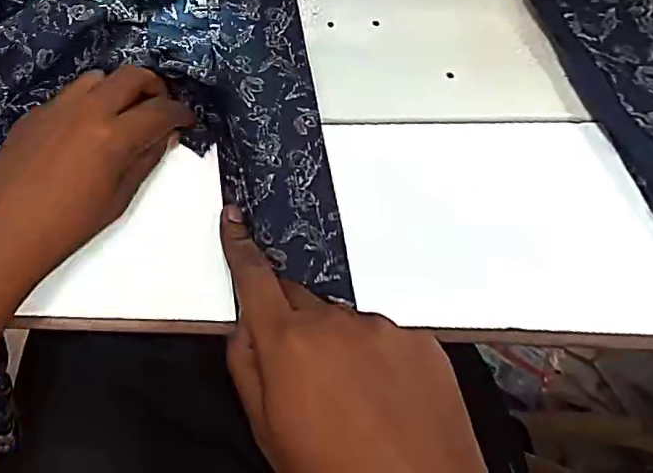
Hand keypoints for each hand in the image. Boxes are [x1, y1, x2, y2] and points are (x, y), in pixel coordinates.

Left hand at [0, 67, 193, 299]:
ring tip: (120, 114)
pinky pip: (68, 95)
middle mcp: (87, 109)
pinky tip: (81, 131)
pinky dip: (86, 103)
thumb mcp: (116, 200)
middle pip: (132, 75)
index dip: (180, 112)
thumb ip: (144, 160)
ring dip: (117, 89)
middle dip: (154, 87)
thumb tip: (164, 136)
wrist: (0, 234)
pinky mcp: (34, 112)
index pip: (160, 110)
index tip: (186, 119)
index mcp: (112, 135)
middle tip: (159, 107)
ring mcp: (57, 106)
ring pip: (98, 78)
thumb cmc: (65, 229)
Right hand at [222, 207, 488, 472]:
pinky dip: (381, 359)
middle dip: (294, 323)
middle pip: (298, 298)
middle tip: (306, 372)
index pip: (253, 276)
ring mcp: (378, 328)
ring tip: (356, 400)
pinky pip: (386, 335)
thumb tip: (243, 330)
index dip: (239, 246)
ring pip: (344, 320)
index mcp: (287, 343)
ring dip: (341, 345)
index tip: (234, 223)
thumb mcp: (268, 430)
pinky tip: (386, 399)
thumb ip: (245, 365)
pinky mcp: (417, 340)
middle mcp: (332, 324)